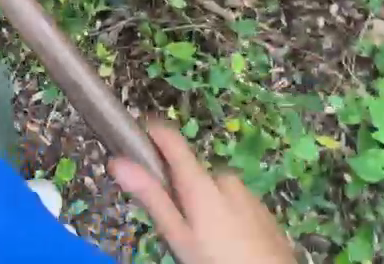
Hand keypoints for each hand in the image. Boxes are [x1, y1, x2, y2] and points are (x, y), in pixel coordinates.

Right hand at [109, 122, 296, 263]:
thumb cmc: (219, 263)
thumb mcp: (179, 237)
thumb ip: (151, 197)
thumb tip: (117, 161)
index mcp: (200, 180)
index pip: (168, 136)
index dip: (149, 134)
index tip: (134, 146)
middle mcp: (224, 178)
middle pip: (191, 171)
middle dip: (179, 190)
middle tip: (177, 226)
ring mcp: (249, 195)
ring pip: (214, 190)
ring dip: (204, 206)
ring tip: (206, 243)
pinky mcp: (266, 214)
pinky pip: (235, 205)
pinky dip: (227, 218)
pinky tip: (230, 247)